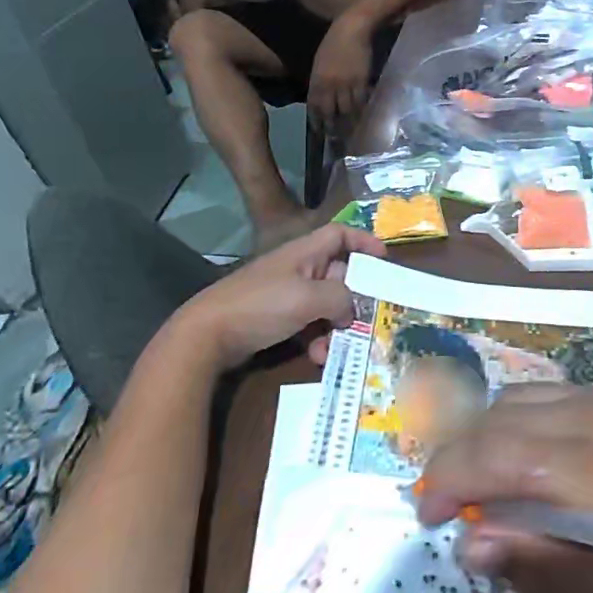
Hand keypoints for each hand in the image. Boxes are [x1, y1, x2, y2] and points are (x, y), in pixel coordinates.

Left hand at [169, 223, 386, 371]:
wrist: (208, 333)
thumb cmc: (260, 305)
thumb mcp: (306, 298)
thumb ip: (339, 297)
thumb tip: (352, 307)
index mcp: (304, 253)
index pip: (339, 234)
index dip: (363, 241)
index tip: (384, 259)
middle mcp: (298, 269)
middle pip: (338, 275)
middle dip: (354, 298)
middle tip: (370, 319)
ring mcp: (287, 295)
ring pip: (326, 305)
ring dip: (336, 326)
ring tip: (337, 347)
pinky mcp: (278, 319)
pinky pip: (309, 324)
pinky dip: (317, 339)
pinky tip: (317, 358)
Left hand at [307, 18, 372, 126]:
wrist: (352, 30)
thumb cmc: (334, 42)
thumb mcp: (320, 62)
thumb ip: (319, 80)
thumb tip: (322, 96)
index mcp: (316, 79)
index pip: (314, 106)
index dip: (316, 120)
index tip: (319, 130)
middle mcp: (329, 85)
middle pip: (329, 112)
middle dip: (331, 126)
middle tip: (335, 137)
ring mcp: (345, 84)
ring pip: (346, 110)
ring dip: (348, 122)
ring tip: (351, 131)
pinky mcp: (361, 81)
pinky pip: (360, 101)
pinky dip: (361, 110)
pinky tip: (363, 116)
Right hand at [413, 386, 592, 592]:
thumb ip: (550, 570)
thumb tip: (470, 543)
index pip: (489, 454)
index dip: (447, 482)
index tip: (427, 521)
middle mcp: (592, 414)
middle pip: (496, 419)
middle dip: (459, 459)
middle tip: (450, 512)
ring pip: (519, 400)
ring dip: (487, 437)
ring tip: (486, 490)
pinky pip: (550, 398)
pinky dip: (520, 424)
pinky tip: (534, 465)